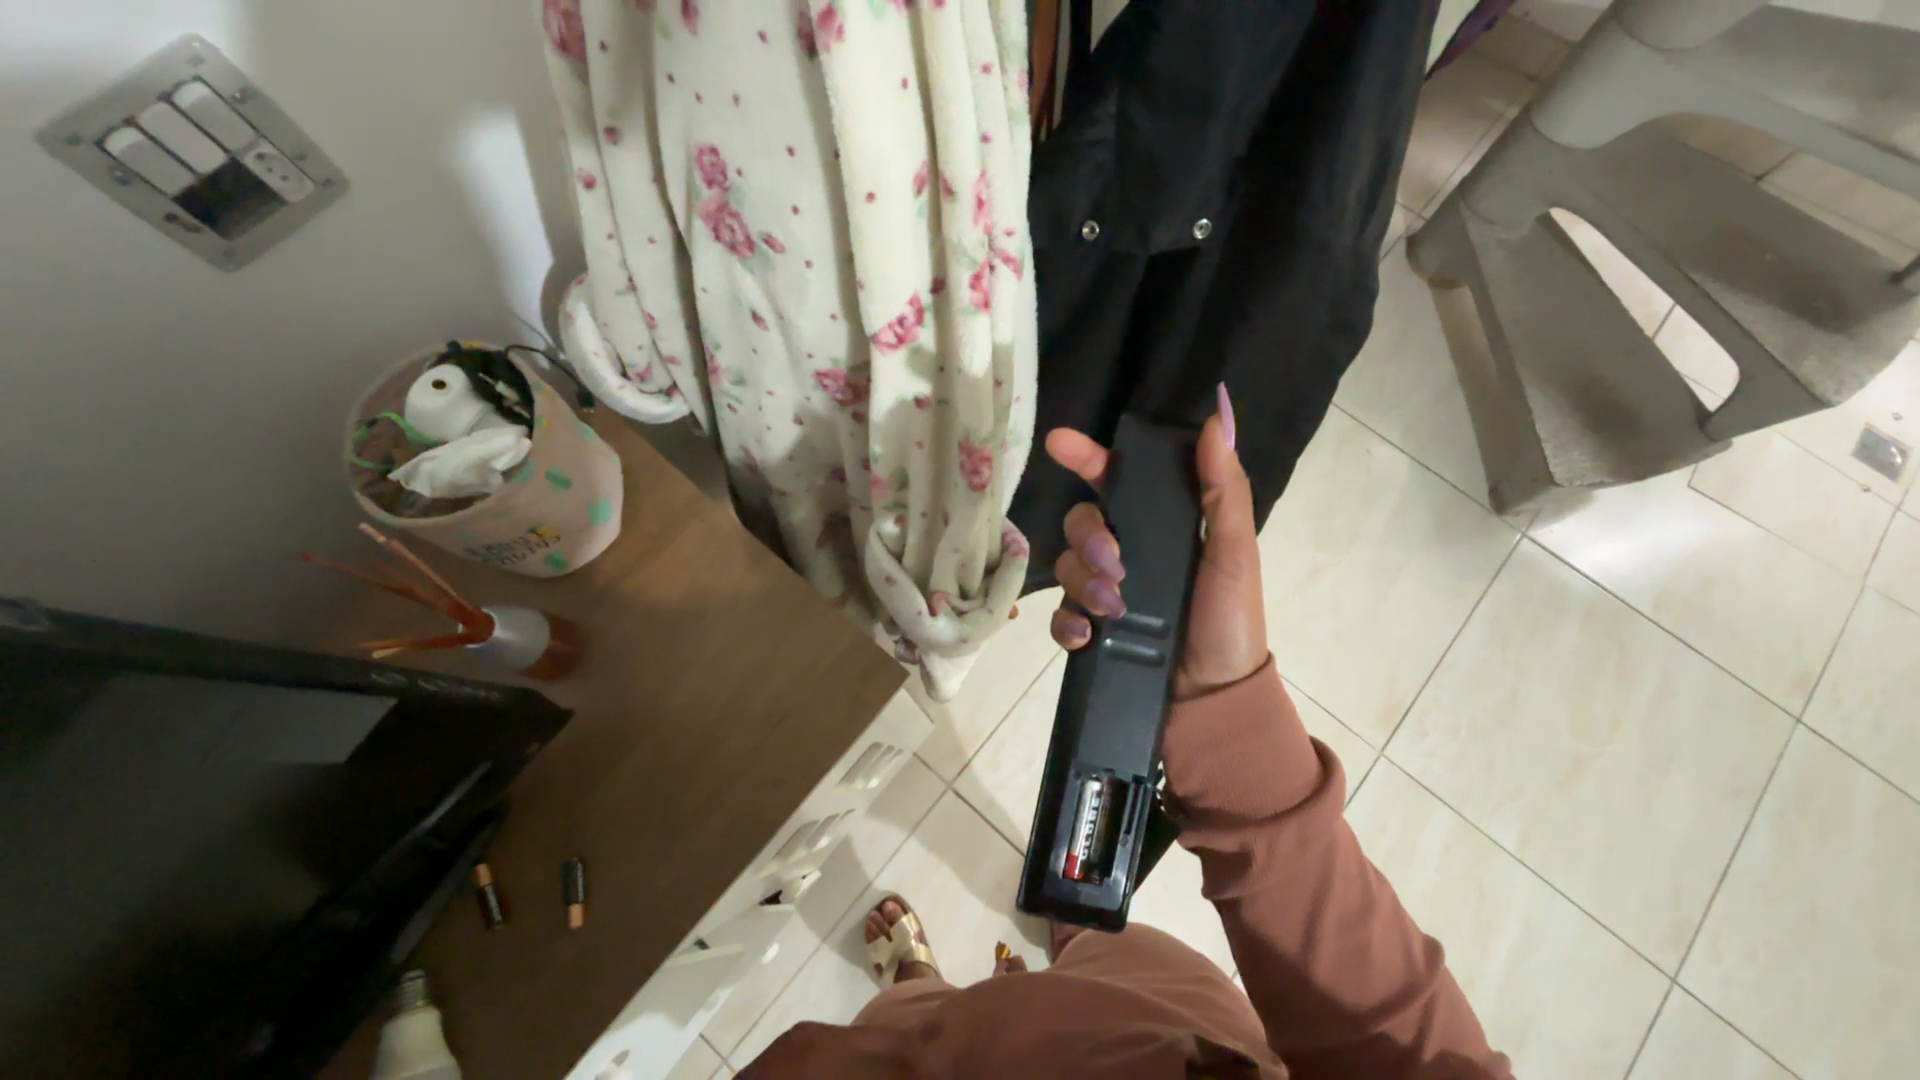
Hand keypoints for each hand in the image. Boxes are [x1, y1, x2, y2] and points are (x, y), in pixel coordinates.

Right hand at [1046, 386, 1268, 700]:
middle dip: (1088, 537)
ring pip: (1067, 567)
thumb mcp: (1236, 554)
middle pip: (1082, 523)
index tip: (1060, 443)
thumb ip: (1224, 489)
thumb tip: (1218, 418)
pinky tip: (1086, 635)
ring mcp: (1105, 593)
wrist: (1215, 700)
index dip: (1089, 457)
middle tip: (1114, 565)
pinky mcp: (1091, 631)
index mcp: (1161, 528)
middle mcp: (1128, 553)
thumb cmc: (1231, 621)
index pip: (1118, 481)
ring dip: (1082, 582)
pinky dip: (1067, 622)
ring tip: (1111, 610)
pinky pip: (1059, 615)